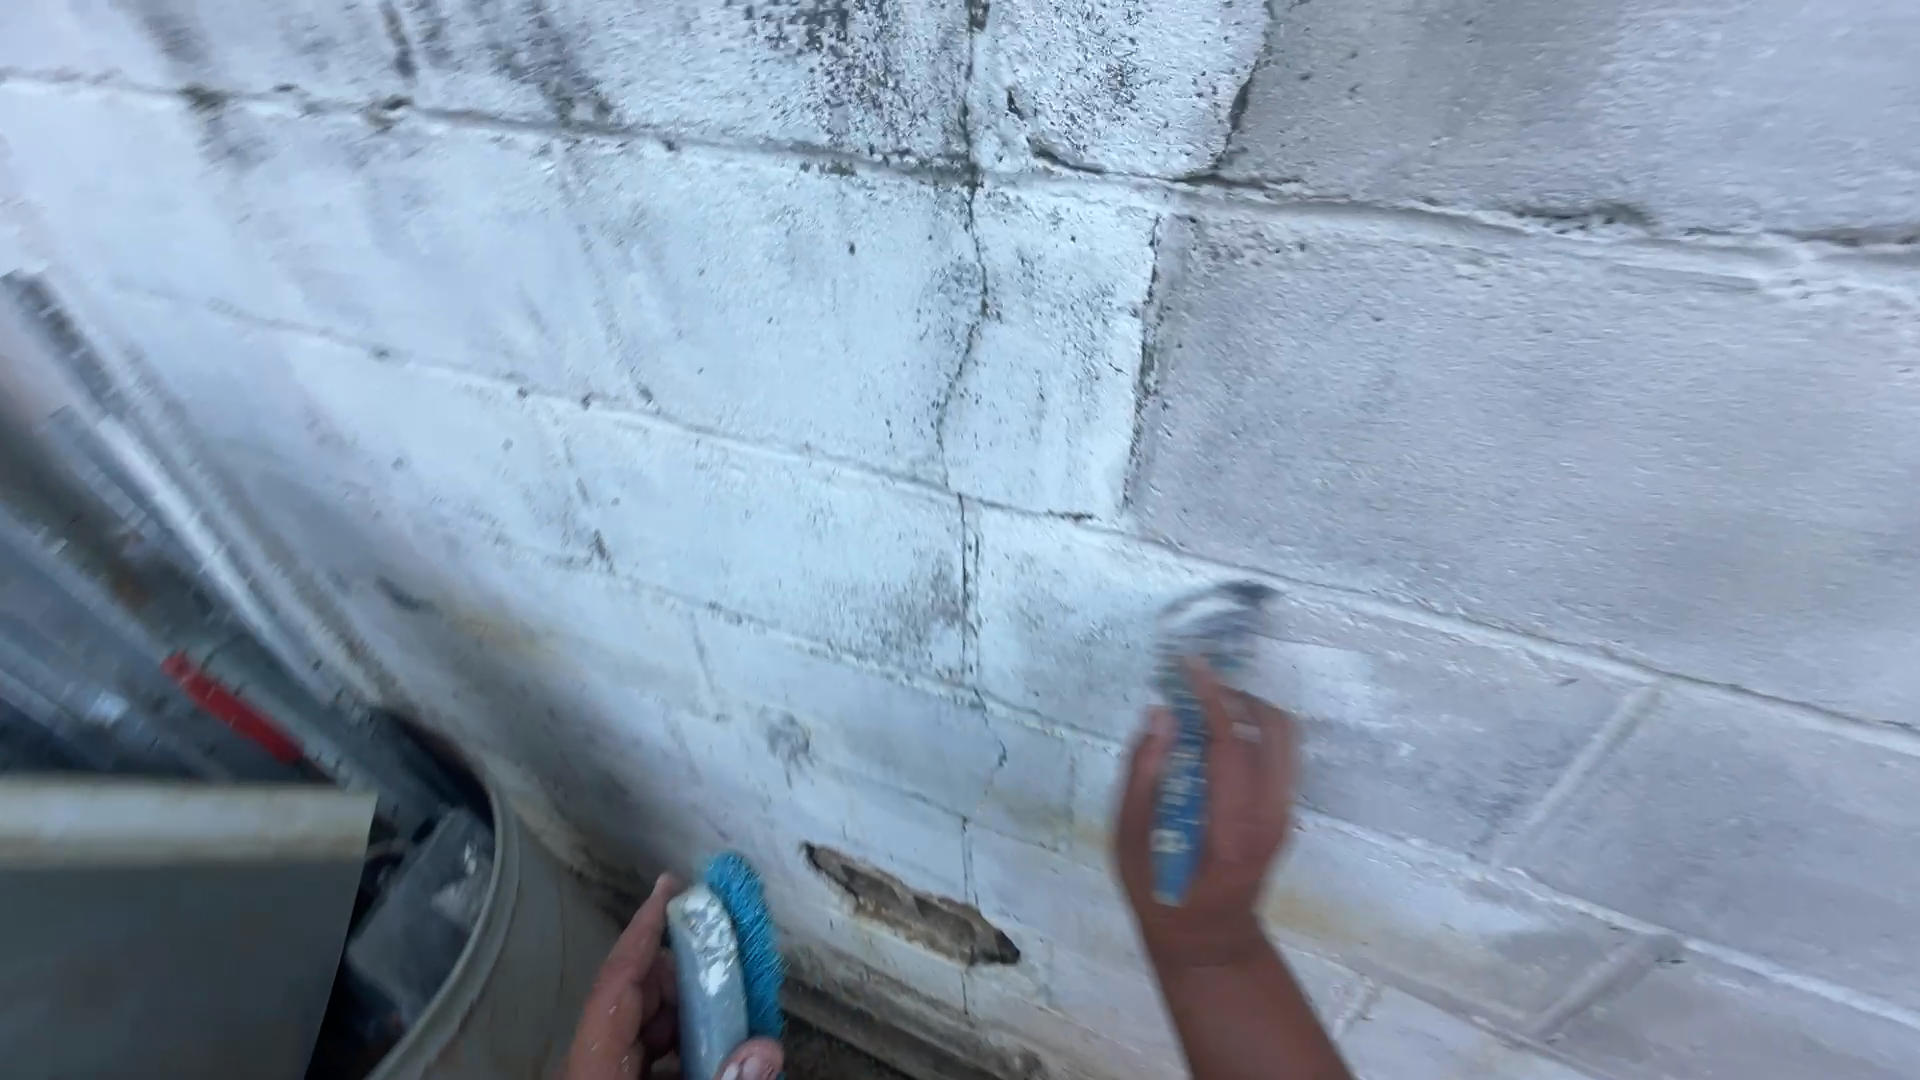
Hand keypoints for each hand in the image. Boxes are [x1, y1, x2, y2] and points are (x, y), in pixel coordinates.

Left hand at [563, 873, 785, 1079]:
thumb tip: (770, 1046)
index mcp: (593, 1069)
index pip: (615, 982)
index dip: (644, 929)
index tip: (671, 884)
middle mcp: (591, 1066)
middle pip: (636, 997)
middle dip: (685, 975)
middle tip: (731, 962)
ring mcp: (603, 1077)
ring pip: (646, 1026)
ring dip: (690, 1013)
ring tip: (736, 1010)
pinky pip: (648, 1055)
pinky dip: (684, 1046)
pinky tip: (719, 1054)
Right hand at [1114, 658, 1299, 969]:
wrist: (1209, 940)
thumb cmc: (1159, 893)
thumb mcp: (1131, 839)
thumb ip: (1143, 775)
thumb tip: (1161, 714)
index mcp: (1230, 827)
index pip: (1231, 745)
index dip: (1211, 697)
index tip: (1190, 664)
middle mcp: (1271, 817)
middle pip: (1275, 729)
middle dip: (1237, 696)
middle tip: (1194, 691)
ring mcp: (1284, 816)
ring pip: (1284, 738)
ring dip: (1246, 711)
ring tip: (1202, 711)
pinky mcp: (1284, 814)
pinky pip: (1277, 755)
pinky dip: (1250, 731)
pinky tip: (1213, 738)